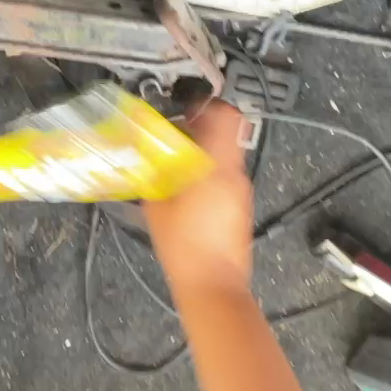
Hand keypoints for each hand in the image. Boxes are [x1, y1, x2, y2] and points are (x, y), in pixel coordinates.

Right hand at [143, 100, 254, 298]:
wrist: (213, 285)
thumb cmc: (183, 245)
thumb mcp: (156, 206)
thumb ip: (154, 175)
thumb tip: (148, 158)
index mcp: (216, 167)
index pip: (227, 116)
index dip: (209, 105)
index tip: (188, 108)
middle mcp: (236, 175)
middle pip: (225, 136)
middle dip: (199, 134)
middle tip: (173, 141)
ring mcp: (243, 193)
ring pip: (225, 159)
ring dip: (203, 157)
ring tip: (175, 172)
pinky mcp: (242, 209)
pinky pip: (226, 180)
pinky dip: (209, 178)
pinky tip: (187, 197)